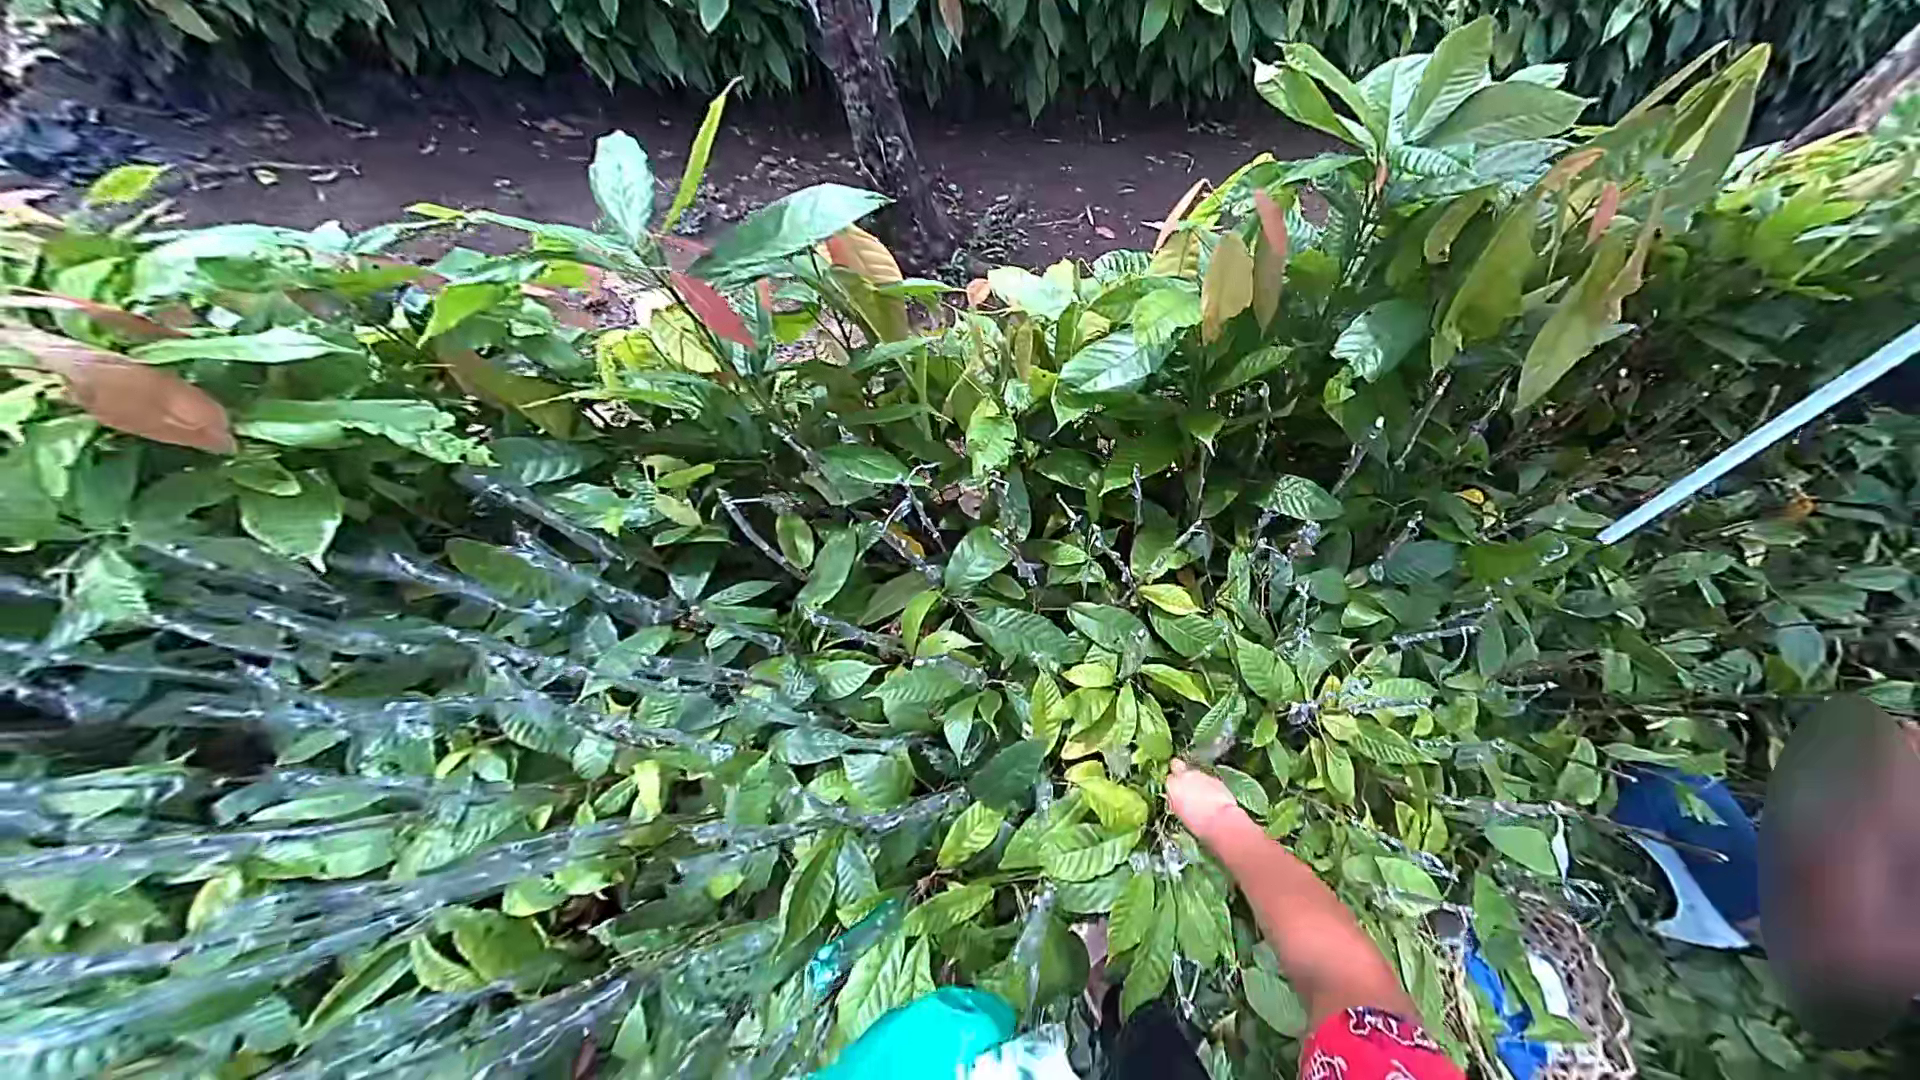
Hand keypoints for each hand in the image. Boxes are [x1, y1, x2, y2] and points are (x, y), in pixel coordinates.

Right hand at [1165, 759, 1249, 842]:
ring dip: (1196, 780)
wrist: (1221, 821)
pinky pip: (1207, 779)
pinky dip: (1208, 785)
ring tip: (1202, 794)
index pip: (1169, 778)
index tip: (1177, 792)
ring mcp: (1200, 775)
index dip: (1173, 785)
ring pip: (1194, 772)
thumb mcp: (1179, 813)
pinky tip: (1213, 796)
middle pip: (1177, 765)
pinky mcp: (1214, 778)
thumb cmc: (1197, 823)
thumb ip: (1176, 800)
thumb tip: (1177, 799)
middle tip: (1185, 784)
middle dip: (1179, 771)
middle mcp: (1184, 776)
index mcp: (1172, 785)